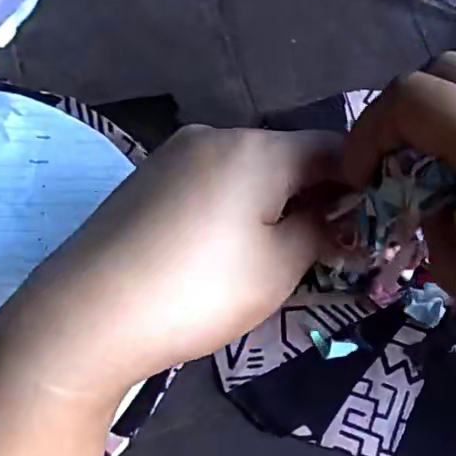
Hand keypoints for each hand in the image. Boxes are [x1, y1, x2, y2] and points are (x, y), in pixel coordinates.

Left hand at [0, 126, 337, 399]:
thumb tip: (341, 217)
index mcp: (257, 148)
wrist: (82, 319)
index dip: (362, 181)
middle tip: (334, 242)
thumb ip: (323, 231)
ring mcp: (175, 155)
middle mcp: (216, 136)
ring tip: (286, 248)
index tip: (372, 222)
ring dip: (282, 200)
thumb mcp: (282, 266)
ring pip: (253, 169)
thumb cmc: (201, 290)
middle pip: (291, 155)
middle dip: (321, 193)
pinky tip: (234, 244)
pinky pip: (216, 180)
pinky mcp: (148, 179)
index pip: (334, 147)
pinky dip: (242, 203)